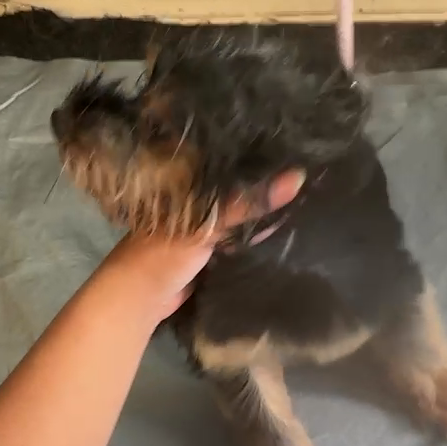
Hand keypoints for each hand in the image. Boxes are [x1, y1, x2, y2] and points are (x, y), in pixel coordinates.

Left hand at [94, 170, 305, 323]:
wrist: (141, 297)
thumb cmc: (165, 251)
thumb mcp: (209, 222)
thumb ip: (249, 203)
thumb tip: (297, 178)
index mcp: (186, 184)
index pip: (225, 163)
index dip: (254, 157)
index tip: (290, 148)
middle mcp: (193, 203)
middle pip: (233, 192)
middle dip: (261, 188)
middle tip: (304, 176)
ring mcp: (199, 230)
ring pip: (235, 218)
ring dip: (259, 216)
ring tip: (302, 199)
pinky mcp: (205, 256)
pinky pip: (234, 243)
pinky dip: (251, 240)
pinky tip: (281, 232)